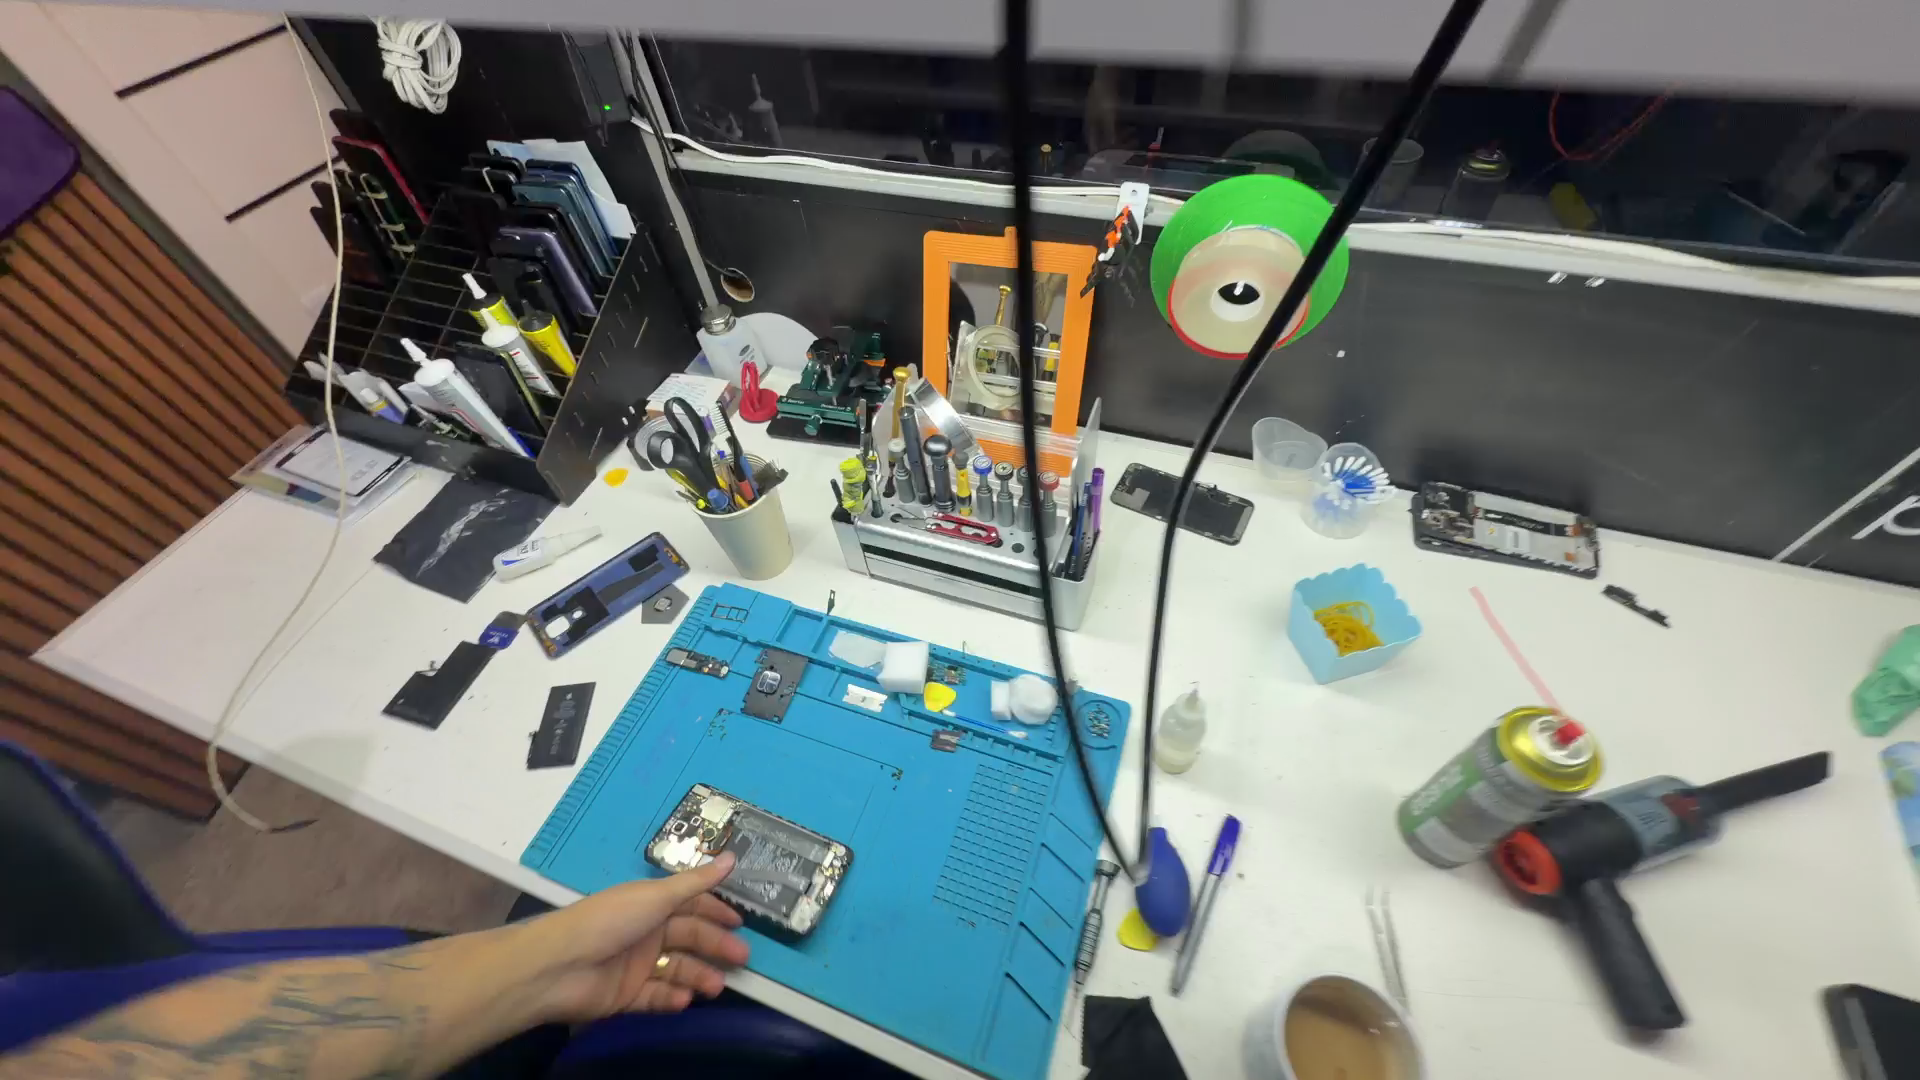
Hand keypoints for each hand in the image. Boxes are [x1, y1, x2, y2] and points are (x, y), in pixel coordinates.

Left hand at [530, 853, 748, 1021]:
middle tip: (742, 958)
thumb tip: (731, 857)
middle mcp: (647, 931)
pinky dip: (671, 998)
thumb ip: (697, 881)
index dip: (716, 912)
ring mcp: (637, 964)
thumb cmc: (611, 920)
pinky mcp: (625, 995)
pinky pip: (655, 996)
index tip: (740, 923)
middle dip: (715, 947)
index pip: (692, 905)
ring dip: (698, 976)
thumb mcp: (658, 895)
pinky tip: (684, 1000)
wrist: (559, 966)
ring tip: (716, 987)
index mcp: (653, 904)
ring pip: (676, 969)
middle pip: (689, 938)